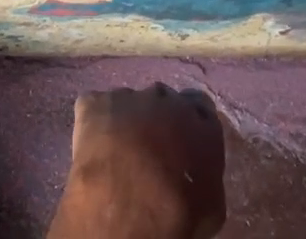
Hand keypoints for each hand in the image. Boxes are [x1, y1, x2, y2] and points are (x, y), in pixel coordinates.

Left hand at [48, 85, 225, 238]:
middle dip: (156, 118)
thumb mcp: (212, 201)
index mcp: (200, 118)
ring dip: (126, 119)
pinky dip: (94, 121)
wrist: (130, 203)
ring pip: (127, 102)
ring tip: (118, 150)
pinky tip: (93, 145)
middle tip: (150, 148)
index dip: (189, 122)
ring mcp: (126, 95)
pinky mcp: (92, 101)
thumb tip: (196, 168)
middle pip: (161, 99)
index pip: (199, 106)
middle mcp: (164, 98)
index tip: (183, 140)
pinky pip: (94, 106)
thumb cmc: (179, 210)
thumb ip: (205, 170)